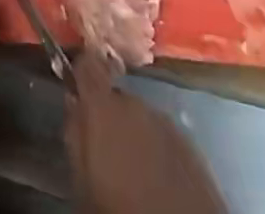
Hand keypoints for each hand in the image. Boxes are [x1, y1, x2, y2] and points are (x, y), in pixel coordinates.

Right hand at [66, 50, 226, 213]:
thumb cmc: (121, 206)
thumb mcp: (82, 178)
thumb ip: (74, 133)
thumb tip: (73, 102)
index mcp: (104, 108)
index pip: (88, 64)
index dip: (80, 68)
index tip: (74, 82)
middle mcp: (136, 105)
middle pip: (114, 95)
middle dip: (107, 112)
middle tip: (102, 144)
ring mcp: (166, 121)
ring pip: (138, 115)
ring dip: (131, 129)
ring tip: (130, 163)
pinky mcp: (191, 143)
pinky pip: (160, 132)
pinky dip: (153, 144)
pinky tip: (154, 173)